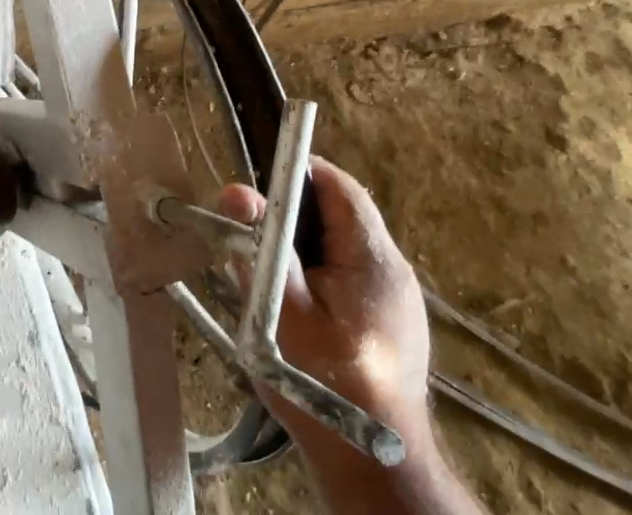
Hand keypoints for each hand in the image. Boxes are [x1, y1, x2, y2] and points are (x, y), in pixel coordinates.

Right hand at [218, 157, 434, 462]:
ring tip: (255, 265)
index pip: (339, 188)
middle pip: (337, 214)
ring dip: (294, 244)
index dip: (295, 169)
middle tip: (242, 227)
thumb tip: (238, 191)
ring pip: (337, 246)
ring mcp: (394, 299)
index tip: (251, 176)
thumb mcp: (280, 312)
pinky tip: (283, 298)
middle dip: (286, 212)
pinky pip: (343, 274)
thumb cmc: (324, 382)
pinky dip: (308, 270)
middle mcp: (393, 272)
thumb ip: (259, 250)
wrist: (373, 461)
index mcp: (375, 261)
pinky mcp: (385, 321)